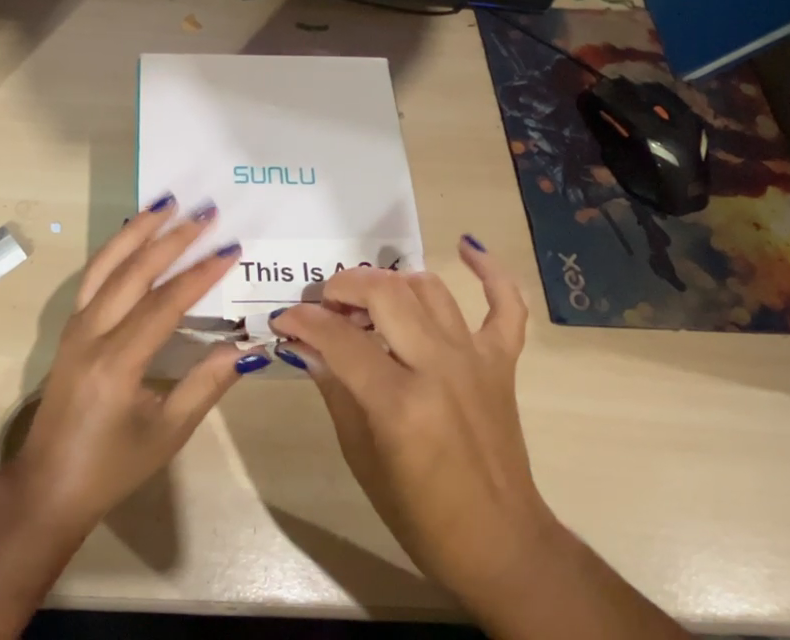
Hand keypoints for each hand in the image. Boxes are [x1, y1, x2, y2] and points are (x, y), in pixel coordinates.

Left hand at [8, 196, 254, 532]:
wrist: (49, 485)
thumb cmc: (113, 465)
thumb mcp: (168, 432)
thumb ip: (206, 385)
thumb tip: (245, 347)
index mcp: (118, 362)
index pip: (164, 304)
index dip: (200, 274)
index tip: (230, 248)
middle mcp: (91, 335)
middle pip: (132, 273)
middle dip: (170, 238)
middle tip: (204, 212)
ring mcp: (74, 329)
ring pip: (104, 267)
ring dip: (135, 233)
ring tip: (164, 205)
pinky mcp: (68, 331)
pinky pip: (91, 279)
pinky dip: (114, 252)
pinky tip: (133, 239)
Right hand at [272, 236, 557, 597]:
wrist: (498, 542)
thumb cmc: (418, 512)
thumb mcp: (360, 454)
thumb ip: (334, 388)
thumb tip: (304, 344)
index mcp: (398, 402)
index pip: (338, 338)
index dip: (302, 321)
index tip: (282, 321)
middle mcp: (438, 368)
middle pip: (384, 295)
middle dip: (342, 287)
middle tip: (323, 305)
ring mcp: (475, 360)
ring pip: (429, 290)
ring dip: (390, 284)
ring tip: (366, 300)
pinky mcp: (502, 363)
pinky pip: (506, 306)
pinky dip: (490, 272)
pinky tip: (467, 247)